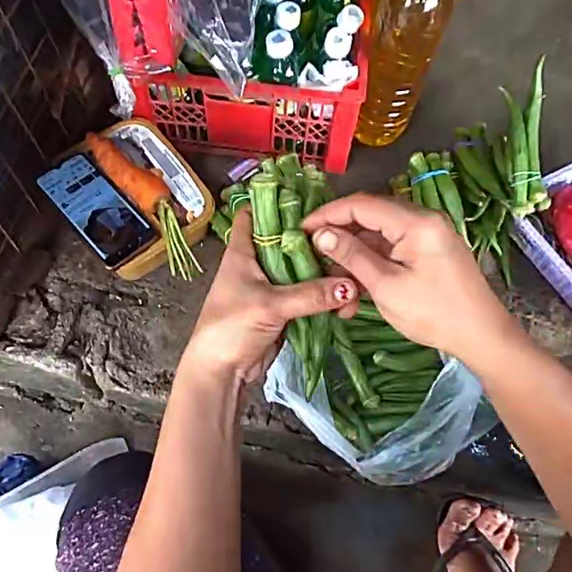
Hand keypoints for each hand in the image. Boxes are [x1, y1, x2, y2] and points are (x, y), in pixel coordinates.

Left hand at [178, 208, 357, 384]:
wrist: (221, 372)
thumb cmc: (230, 328)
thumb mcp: (270, 305)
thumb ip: (311, 295)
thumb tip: (349, 286)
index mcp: (243, 253)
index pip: (254, 215)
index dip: (276, 203)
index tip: (308, 198)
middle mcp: (258, 265)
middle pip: (289, 242)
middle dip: (316, 241)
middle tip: (346, 237)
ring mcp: (271, 288)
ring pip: (302, 271)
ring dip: (324, 273)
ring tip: (351, 272)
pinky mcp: (283, 310)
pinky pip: (308, 296)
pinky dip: (324, 296)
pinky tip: (344, 296)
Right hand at [302, 193, 520, 365]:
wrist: (482, 336)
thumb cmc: (435, 314)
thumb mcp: (386, 287)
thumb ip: (352, 256)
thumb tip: (321, 233)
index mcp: (416, 221)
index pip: (362, 204)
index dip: (327, 214)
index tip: (301, 230)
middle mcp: (424, 219)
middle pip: (370, 217)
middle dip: (339, 236)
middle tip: (312, 256)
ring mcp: (428, 235)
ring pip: (379, 235)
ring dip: (354, 256)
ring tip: (333, 281)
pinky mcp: (429, 251)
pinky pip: (393, 249)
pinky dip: (373, 264)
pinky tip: (355, 288)